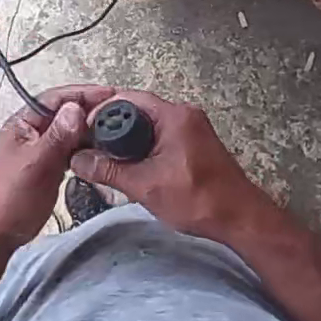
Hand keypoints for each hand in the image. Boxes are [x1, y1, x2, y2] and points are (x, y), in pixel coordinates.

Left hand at [0, 85, 115, 243]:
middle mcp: (31, 132)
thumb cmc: (10, 197)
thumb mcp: (36, 163)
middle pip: (64, 113)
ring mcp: (40, 149)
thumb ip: (57, 137)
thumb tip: (76, 108)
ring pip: (69, 132)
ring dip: (89, 129)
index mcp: (22, 124)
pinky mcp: (49, 166)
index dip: (82, 94)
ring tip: (114, 130)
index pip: (55, 98)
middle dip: (89, 110)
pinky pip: (70, 150)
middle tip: (118, 113)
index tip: (109, 94)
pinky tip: (100, 151)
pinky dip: (85, 148)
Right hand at [70, 90, 273, 241]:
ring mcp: (190, 129)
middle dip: (109, 127)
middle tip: (88, 145)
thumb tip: (78, 160)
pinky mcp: (192, 144)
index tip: (81, 130)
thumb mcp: (145, 185)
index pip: (127, 99)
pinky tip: (128, 166)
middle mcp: (183, 115)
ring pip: (145, 125)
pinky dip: (140, 147)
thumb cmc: (202, 200)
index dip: (100, 113)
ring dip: (124, 140)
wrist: (241, 220)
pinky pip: (157, 137)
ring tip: (103, 158)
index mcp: (174, 116)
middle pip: (134, 110)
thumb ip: (108, 170)